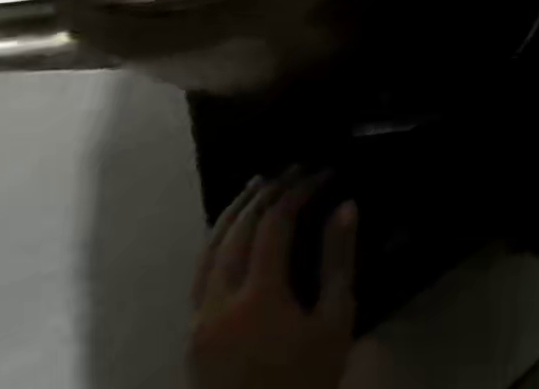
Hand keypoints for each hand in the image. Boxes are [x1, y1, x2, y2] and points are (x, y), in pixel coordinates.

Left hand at [189, 171, 357, 388]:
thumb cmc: (307, 381)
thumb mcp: (335, 322)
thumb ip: (338, 260)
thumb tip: (345, 205)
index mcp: (257, 298)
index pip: (275, 224)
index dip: (299, 191)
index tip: (324, 172)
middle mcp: (218, 301)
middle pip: (238, 229)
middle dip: (268, 192)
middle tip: (296, 169)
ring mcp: (198, 318)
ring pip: (210, 247)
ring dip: (236, 210)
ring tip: (260, 183)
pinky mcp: (192, 332)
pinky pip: (201, 271)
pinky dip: (219, 239)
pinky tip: (234, 229)